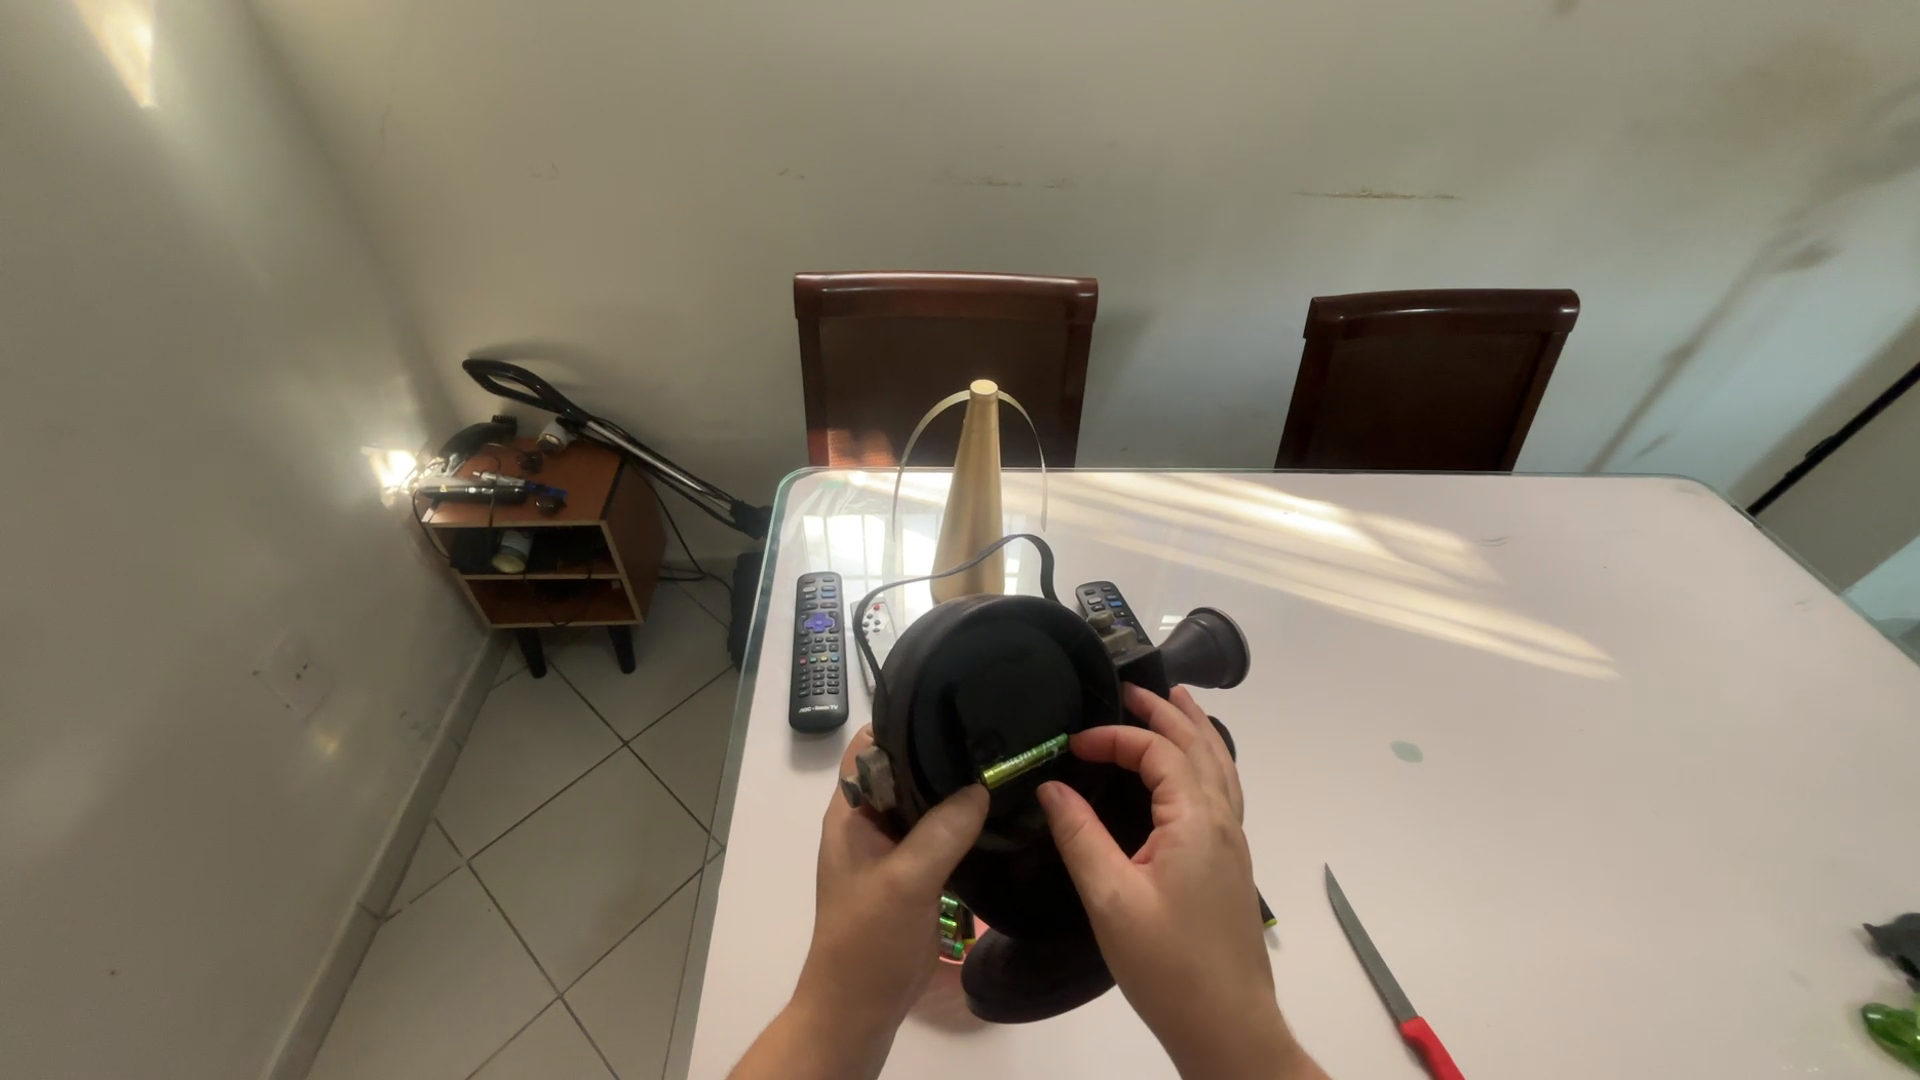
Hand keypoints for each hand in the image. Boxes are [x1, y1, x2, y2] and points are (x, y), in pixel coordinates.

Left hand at [782, 727, 988, 1073]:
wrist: (862, 1007)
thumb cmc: (867, 940)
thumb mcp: (905, 881)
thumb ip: (942, 831)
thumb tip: (981, 787)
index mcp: (850, 810)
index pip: (870, 745)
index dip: (902, 720)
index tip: (948, 705)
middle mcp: (870, 819)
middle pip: (904, 768)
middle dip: (939, 750)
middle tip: (989, 730)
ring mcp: (893, 844)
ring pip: (926, 800)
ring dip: (954, 787)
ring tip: (1000, 761)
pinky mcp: (915, 868)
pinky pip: (940, 830)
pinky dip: (963, 819)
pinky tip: (996, 809)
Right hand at [1038, 685, 1325, 1079]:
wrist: (1229, 1029)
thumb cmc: (1167, 965)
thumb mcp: (1110, 898)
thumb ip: (1080, 835)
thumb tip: (1051, 785)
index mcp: (1195, 820)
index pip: (1157, 752)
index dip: (1115, 738)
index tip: (1074, 745)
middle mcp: (1222, 819)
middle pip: (1198, 746)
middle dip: (1165, 711)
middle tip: (1133, 687)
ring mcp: (1233, 840)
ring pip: (1220, 764)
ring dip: (1196, 727)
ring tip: (1179, 699)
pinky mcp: (1232, 860)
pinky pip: (1225, 788)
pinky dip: (1210, 758)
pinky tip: (1195, 766)